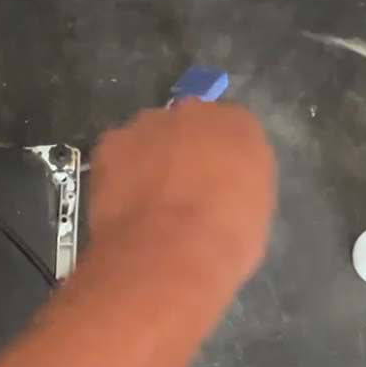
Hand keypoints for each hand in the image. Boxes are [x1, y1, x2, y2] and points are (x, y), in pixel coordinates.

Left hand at [87, 100, 276, 279]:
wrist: (169, 253)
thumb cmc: (224, 242)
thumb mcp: (254, 217)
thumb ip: (237, 189)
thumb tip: (220, 196)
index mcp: (241, 127)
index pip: (231, 134)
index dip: (218, 164)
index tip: (212, 189)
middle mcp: (195, 113)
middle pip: (186, 128)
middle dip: (181, 155)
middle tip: (177, 195)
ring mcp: (149, 124)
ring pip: (147, 139)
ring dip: (146, 163)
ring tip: (144, 205)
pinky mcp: (111, 143)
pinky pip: (115, 157)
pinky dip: (116, 176)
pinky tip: (120, 206)